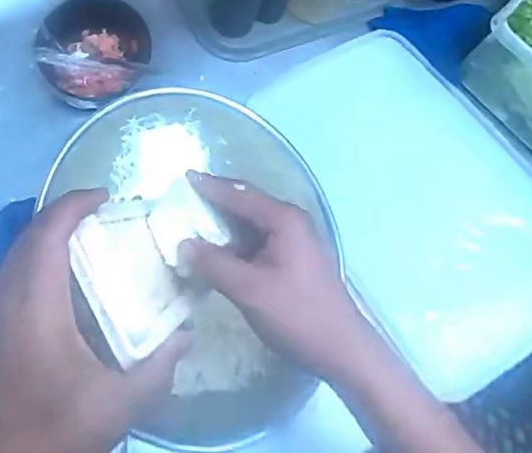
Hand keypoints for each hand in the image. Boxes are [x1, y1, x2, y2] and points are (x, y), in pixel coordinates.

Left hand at [0, 189, 187, 452]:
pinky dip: (35, 254)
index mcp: (36, 298)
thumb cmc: (53, 426)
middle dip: (63, 213)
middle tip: (100, 214)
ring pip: (18, 249)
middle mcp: (8, 290)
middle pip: (32, 231)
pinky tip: (58, 277)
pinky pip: (11, 268)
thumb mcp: (114, 405)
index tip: (104, 195)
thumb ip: (155, 370)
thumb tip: (185, 336)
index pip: (51, 229)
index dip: (75, 203)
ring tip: (83, 237)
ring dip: (47, 232)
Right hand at [175, 173, 383, 383]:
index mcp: (284, 219)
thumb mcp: (249, 290)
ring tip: (198, 222)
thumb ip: (214, 263)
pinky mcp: (297, 257)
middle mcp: (292, 220)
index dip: (210, 186)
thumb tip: (183, 244)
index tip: (184, 177)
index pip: (239, 194)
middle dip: (217, 200)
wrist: (347, 355)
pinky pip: (260, 237)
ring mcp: (297, 239)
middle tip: (188, 198)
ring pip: (253, 221)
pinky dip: (238, 239)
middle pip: (247, 202)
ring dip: (226, 222)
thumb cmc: (299, 316)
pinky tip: (222, 249)